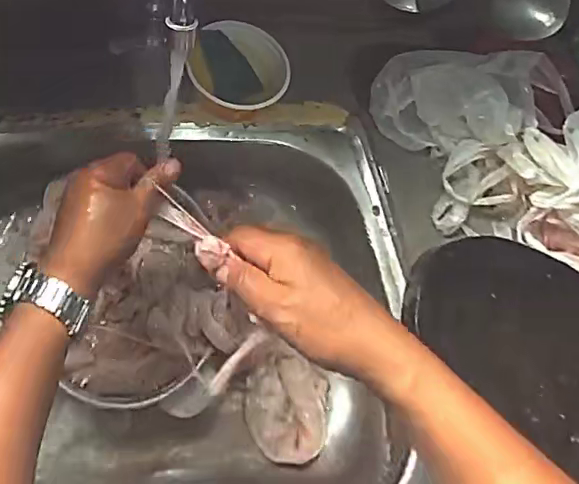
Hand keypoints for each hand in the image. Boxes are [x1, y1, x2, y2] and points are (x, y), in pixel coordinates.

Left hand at [41, 152, 179, 294]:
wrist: (70, 275)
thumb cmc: (106, 240)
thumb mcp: (138, 210)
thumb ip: (156, 183)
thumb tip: (173, 163)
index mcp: (98, 170)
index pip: (131, 159)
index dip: (147, 176)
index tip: (153, 198)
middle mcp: (81, 176)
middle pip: (117, 172)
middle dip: (132, 190)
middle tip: (140, 213)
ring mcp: (72, 194)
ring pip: (105, 189)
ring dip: (118, 201)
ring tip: (124, 225)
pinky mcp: (67, 212)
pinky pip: (92, 202)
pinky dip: (103, 212)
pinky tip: (107, 232)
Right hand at [200, 225, 410, 383]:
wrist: (373, 344)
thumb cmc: (321, 327)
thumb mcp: (272, 305)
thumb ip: (238, 276)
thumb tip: (205, 247)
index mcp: (280, 244)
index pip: (235, 234)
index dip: (218, 253)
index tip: (211, 281)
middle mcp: (294, 241)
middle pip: (250, 241)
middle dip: (235, 263)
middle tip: (231, 298)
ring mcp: (308, 254)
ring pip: (265, 254)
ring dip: (252, 274)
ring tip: (250, 305)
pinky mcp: (317, 270)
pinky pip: (281, 264)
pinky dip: (269, 279)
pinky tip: (273, 305)